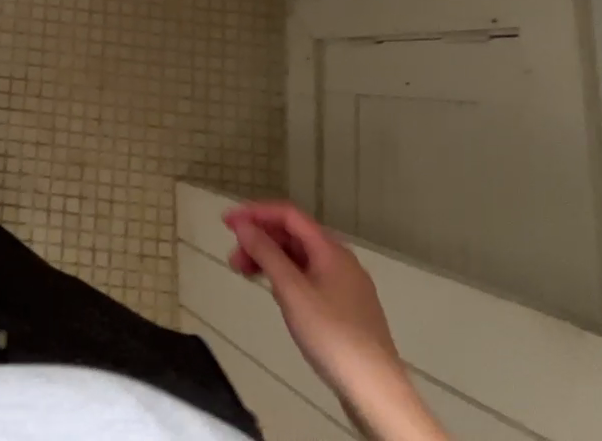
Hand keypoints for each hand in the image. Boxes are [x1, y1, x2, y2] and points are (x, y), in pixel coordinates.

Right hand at [223, 201, 403, 400]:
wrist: (374, 388)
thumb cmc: (331, 334)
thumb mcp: (292, 291)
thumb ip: (266, 253)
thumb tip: (243, 225)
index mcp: (331, 251)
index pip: (289, 216)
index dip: (256, 213)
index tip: (227, 222)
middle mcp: (340, 261)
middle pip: (293, 236)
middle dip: (259, 239)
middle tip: (232, 256)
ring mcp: (344, 285)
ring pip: (299, 258)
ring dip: (269, 258)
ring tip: (244, 274)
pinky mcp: (343, 306)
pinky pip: (307, 277)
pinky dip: (284, 276)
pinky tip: (272, 291)